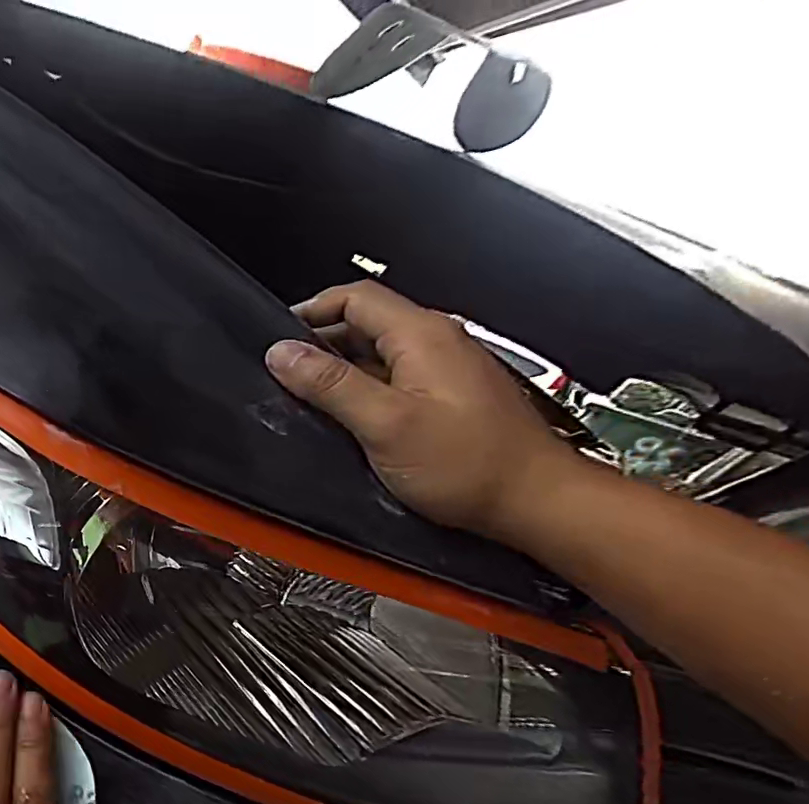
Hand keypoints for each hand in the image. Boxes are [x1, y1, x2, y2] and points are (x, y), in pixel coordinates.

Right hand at [265, 279, 594, 539]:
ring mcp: (442, 370)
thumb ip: (331, 384)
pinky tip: (349, 420)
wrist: (529, 500)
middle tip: (288, 375)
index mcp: (422, 336)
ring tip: (312, 400)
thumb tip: (285, 355)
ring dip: (338, 371)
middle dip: (318, 345)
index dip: (310, 311)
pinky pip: (391, 379)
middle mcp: (436, 344)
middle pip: (362, 324)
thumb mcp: (384, 422)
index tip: (279, 337)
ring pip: (374, 354)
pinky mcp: (443, 396)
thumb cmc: (473, 465)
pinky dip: (361, 391)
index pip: (354, 298)